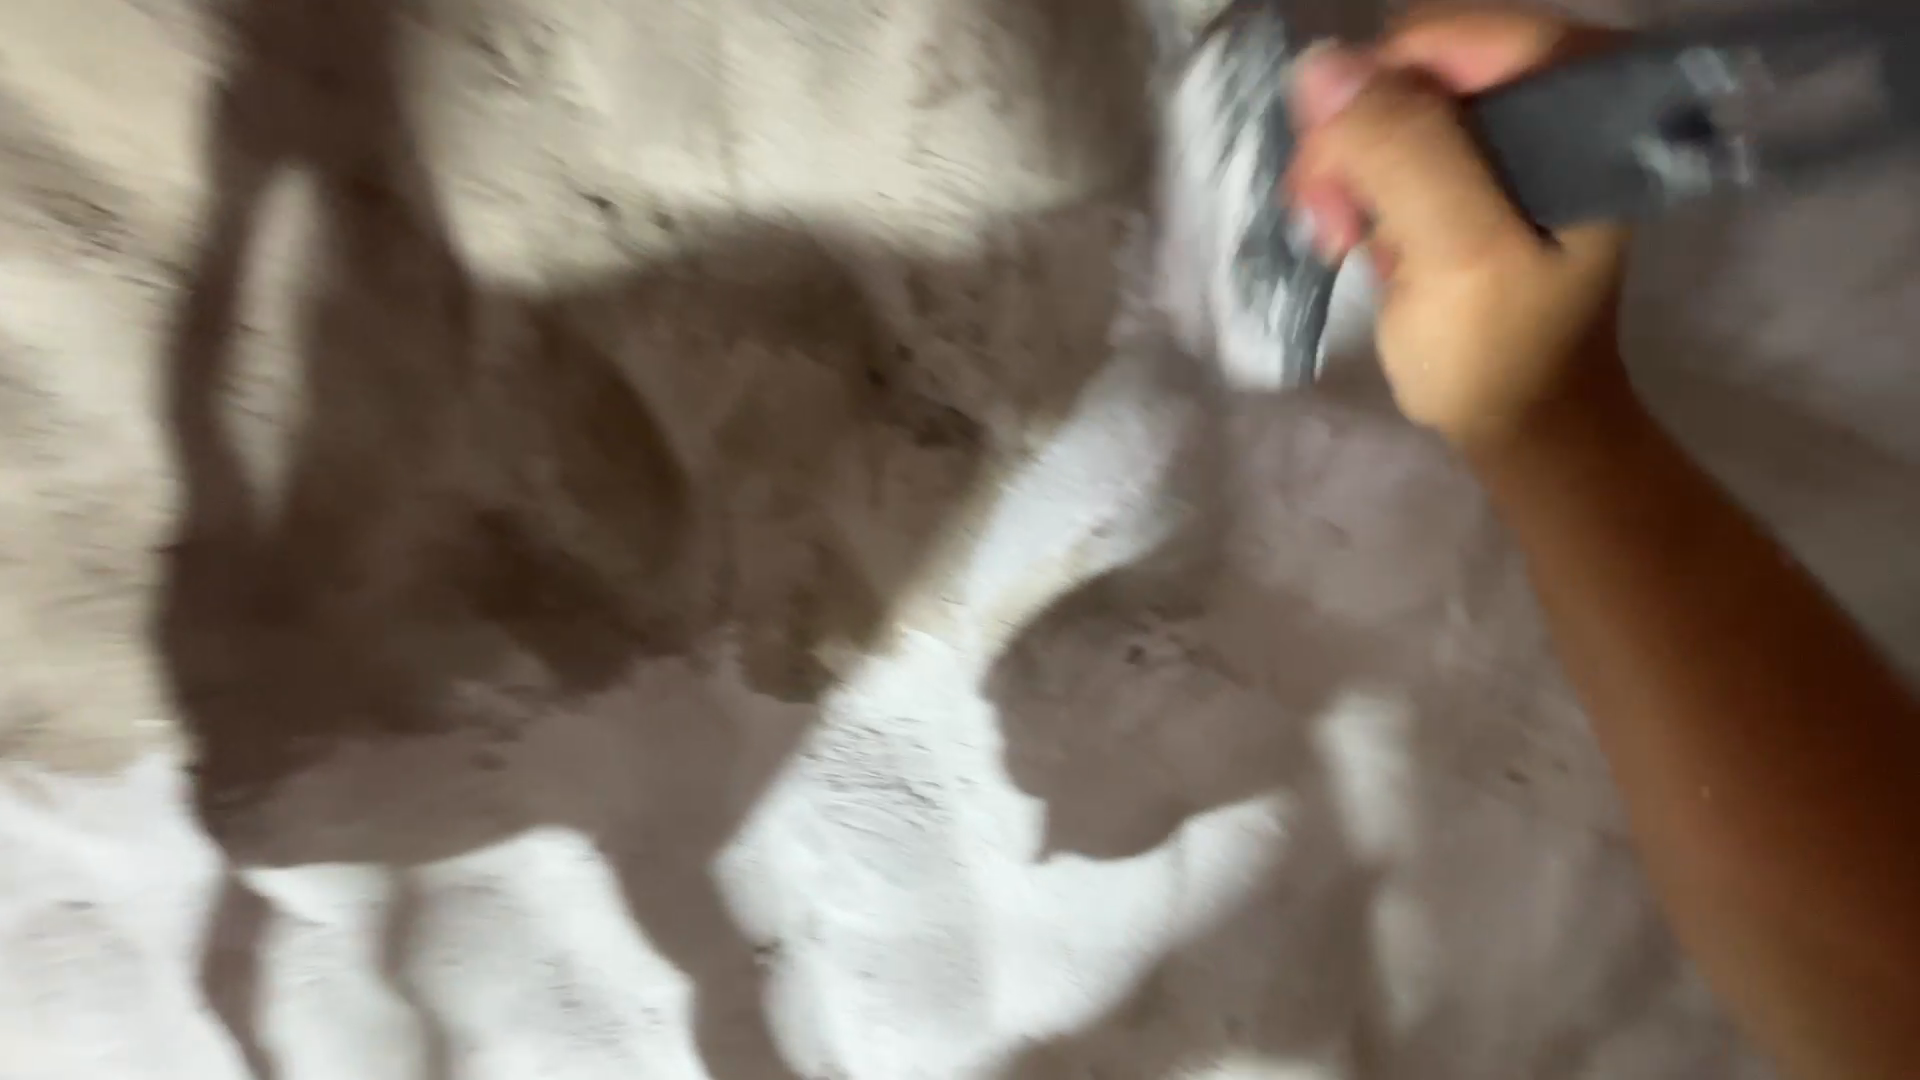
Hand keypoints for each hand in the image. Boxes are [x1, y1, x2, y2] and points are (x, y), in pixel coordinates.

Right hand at [1285, 9, 1629, 448]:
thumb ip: (1403, 154)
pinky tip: (1361, 241)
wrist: (1518, 415)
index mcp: (1574, 83)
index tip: (1341, 203)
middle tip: (1338, 233)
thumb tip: (1318, 66)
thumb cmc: (1495, 350)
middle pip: (1401, 77)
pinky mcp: (1473, 172)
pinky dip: (1358, 197)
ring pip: (1384, 116)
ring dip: (1345, 182)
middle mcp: (1546, 88)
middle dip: (1349, 155)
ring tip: (1346, 245)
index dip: (1363, 114)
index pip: (1429, 45)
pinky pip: (1388, 153)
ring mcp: (1507, 132)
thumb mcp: (1455, 253)